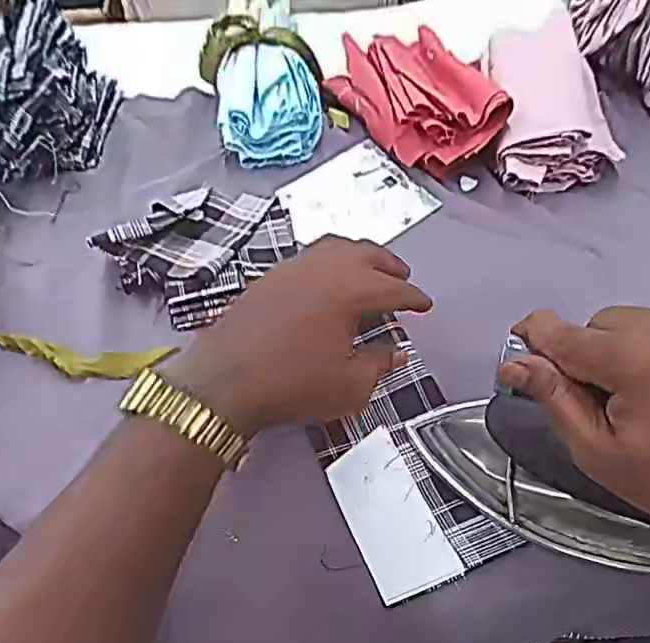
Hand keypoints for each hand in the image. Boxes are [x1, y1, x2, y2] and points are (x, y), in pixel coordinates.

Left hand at [157, 237, 433, 436]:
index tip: (423, 305)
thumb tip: (393, 354)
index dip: (413, 298)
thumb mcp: (350, 385)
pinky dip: (330, 264)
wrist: (226, 382)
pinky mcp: (268, 280)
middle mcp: (320, 269)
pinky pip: (309, 260)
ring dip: (359, 258)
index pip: (392, 289)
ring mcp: (290, 270)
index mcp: (347, 290)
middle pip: (365, 255)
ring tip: (369, 273)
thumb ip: (379, 364)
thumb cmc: (291, 384)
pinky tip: (329, 284)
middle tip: (402, 279)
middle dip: (389, 266)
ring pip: (334, 249)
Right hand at [504, 306, 649, 604]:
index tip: (517, 351)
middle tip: (596, 411)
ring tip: (640, 410)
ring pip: (635, 326)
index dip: (533, 340)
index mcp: (637, 354)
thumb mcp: (603, 454)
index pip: (564, 332)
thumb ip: (556, 400)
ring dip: (620, 356)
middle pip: (600, 325)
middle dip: (585, 358)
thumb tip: (519, 365)